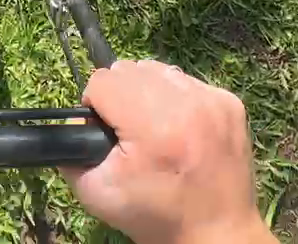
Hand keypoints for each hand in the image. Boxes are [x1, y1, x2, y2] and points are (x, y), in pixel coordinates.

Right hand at [63, 60, 274, 243]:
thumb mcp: (98, 194)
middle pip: (128, 70)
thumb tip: (69, 120)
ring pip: (154, 69)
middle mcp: (186, 104)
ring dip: (147, 92)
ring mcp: (211, 100)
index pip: (102, 81)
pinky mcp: (228, 102)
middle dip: (121, 97)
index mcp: (153, 125)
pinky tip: (180, 129)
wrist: (219, 238)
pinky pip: (183, 80)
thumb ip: (69, 151)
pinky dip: (174, 99)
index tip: (108, 134)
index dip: (97, 106)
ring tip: (155, 129)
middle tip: (131, 134)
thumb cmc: (156, 217)